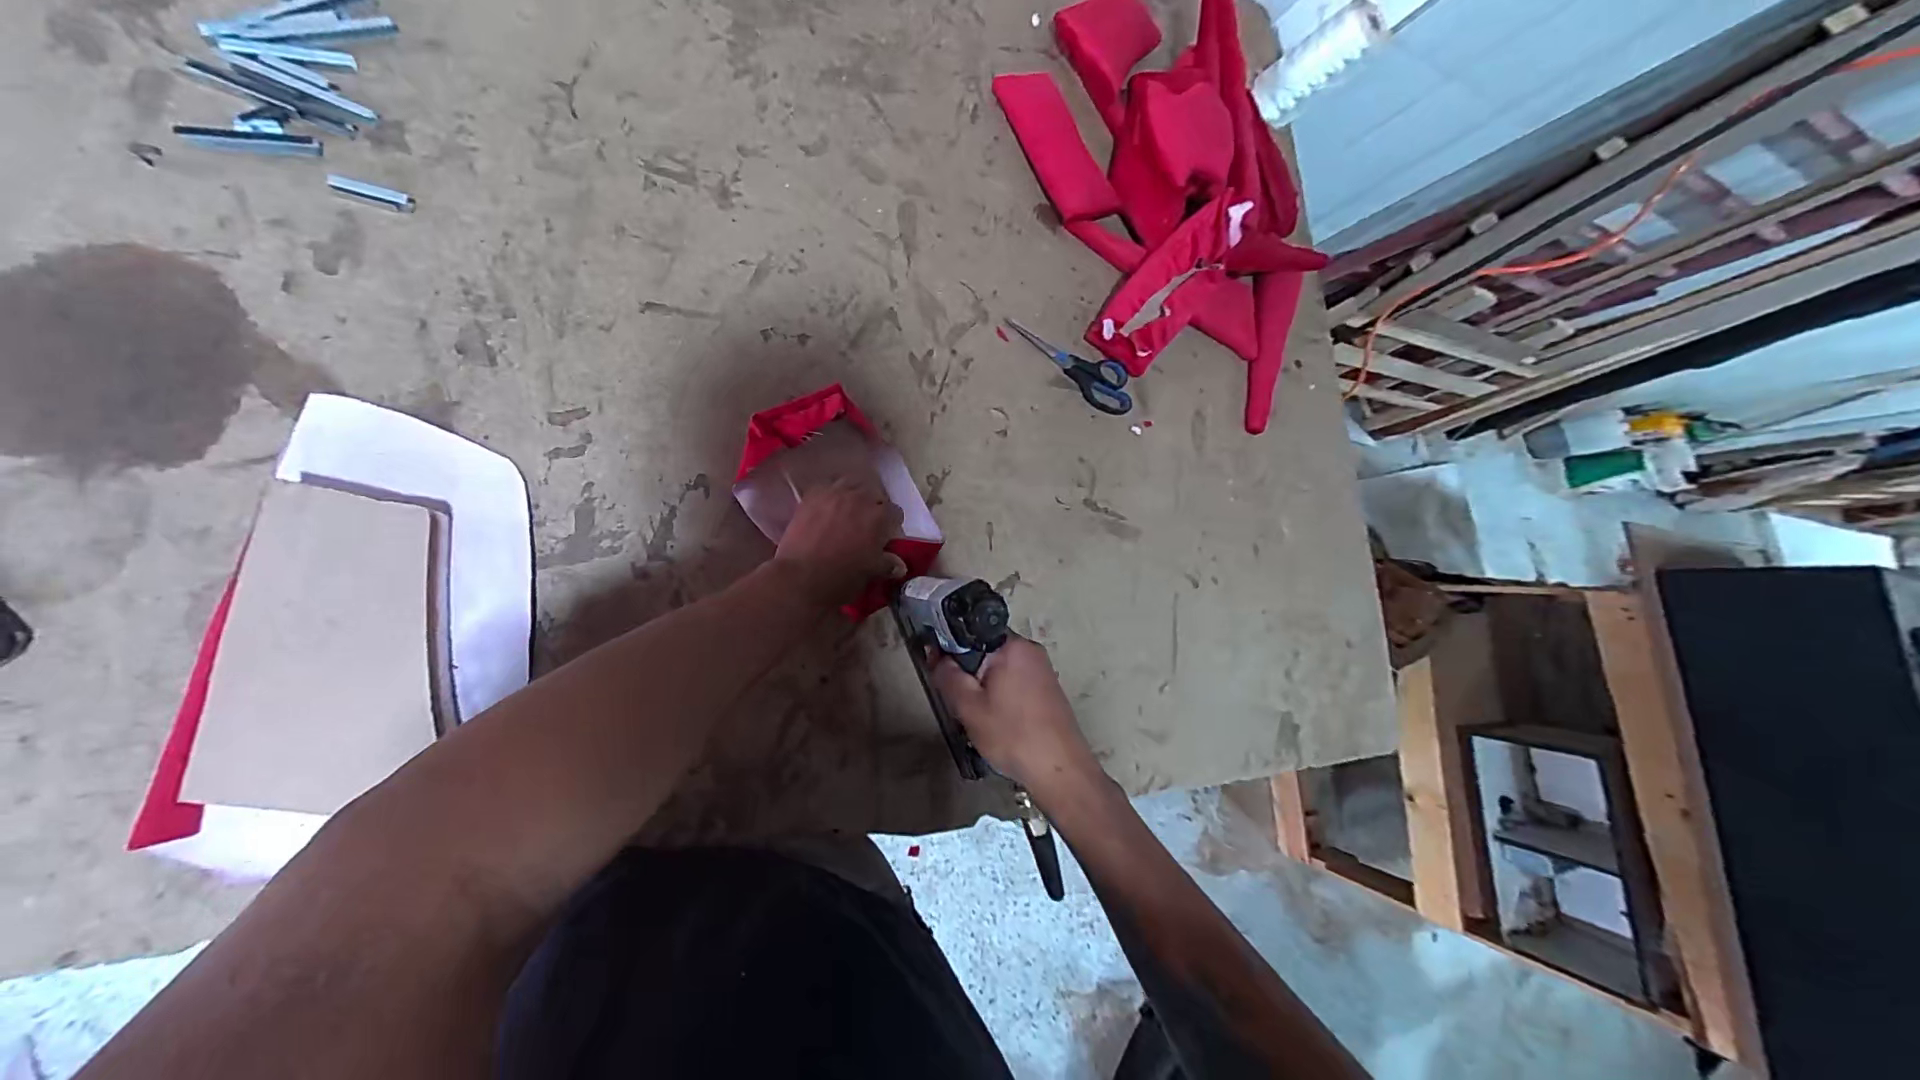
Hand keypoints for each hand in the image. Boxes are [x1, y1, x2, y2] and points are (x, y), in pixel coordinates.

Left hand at [771, 477, 904, 606]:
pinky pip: (827, 485)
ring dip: (853, 494)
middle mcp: (860, 498)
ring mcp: (835, 493)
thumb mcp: (870, 573)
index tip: (885, 536)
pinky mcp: (812, 495)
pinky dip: (830, 493)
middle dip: (873, 506)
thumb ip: (887, 564)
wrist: (800, 576)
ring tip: (848, 509)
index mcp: (880, 517)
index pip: (895, 513)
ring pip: (851, 483)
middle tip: (866, 524)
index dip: (892, 525)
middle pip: (874, 494)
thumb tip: (899, 565)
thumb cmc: (841, 577)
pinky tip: (827, 506)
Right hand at [929, 636, 1101, 796]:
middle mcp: (1030, 650)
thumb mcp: (968, 706)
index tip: (941, 672)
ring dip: (985, 689)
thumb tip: (935, 655)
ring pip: (999, 670)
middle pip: (985, 652)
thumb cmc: (1012, 735)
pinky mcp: (1048, 689)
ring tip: (981, 717)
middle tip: (962, 703)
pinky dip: (1002, 697)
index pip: (971, 633)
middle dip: (969, 674)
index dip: (950, 651)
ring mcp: (1042, 670)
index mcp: (1012, 646)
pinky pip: (1015, 683)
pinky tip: (1000, 723)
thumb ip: (947, 676)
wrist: (1060, 770)